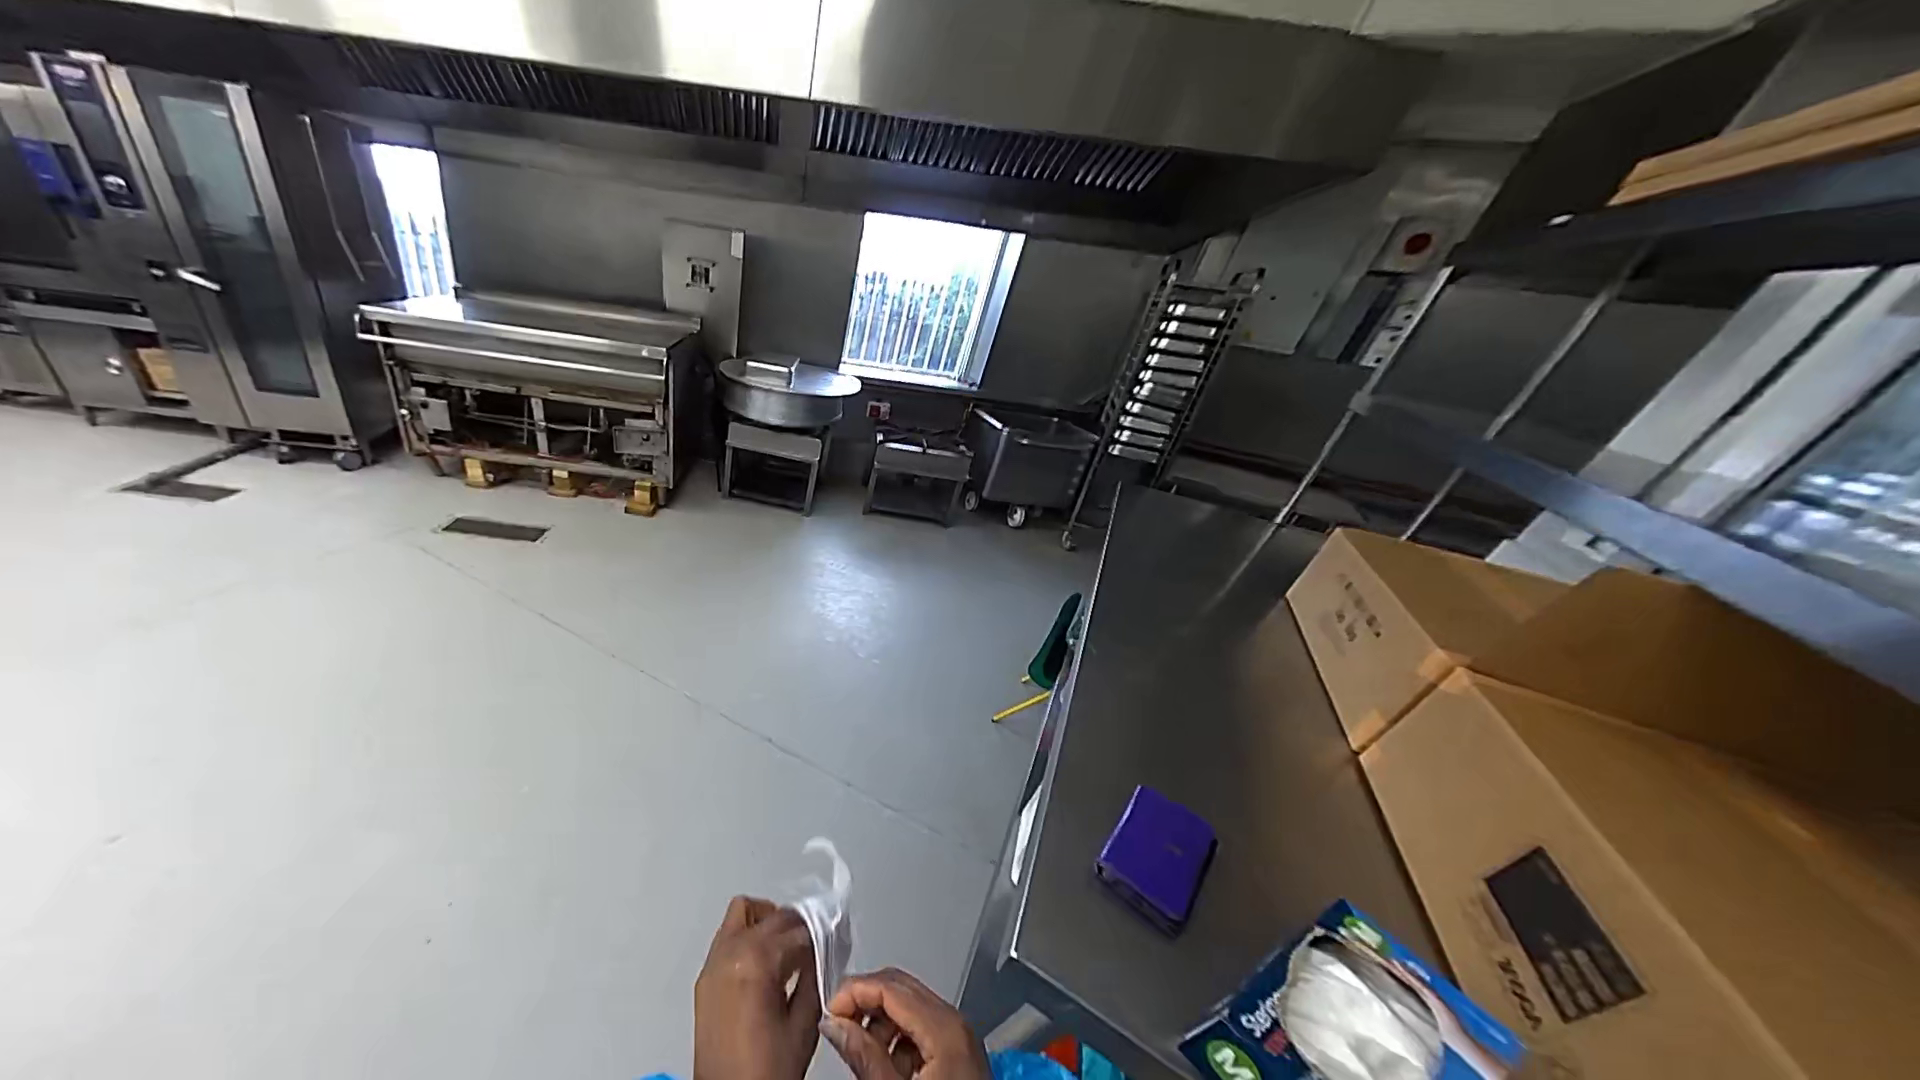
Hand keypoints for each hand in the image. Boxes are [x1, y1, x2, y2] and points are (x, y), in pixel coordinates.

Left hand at [695, 896, 821, 1079]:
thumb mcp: (805, 1021)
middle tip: (817, 942)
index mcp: (756, 962)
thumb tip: (823, 947)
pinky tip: (766, 960)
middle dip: (799, 925)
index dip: (823, 931)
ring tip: (787, 946)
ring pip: (744, 912)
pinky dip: (749, 935)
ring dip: (769, 921)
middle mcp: (730, 955)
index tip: (835, 938)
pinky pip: (728, 935)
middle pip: (773, 915)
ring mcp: (713, 965)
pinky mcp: (705, 979)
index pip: (799, 926)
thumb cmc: (764, 1071)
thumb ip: (816, 973)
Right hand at [820, 968, 990, 1079]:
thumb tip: (835, 1024)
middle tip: (837, 1024)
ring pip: (911, 1006)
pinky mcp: (957, 1053)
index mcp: (944, 1027)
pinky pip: (921, 1029)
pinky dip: (897, 1039)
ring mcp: (959, 1036)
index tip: (829, 1011)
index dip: (855, 992)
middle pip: (902, 988)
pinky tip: (884, 1066)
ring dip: (880, 1021)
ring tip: (859, 1052)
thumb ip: (864, 1057)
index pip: (891, 986)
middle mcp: (955, 1022)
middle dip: (866, 1001)